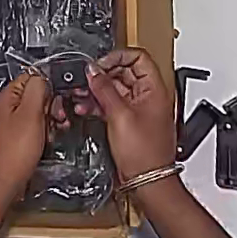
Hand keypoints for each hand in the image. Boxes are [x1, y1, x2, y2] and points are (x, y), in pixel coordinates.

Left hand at [0, 72, 54, 205]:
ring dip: (49, 119)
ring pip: (36, 112)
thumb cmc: (16, 150)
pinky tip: (47, 140)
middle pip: (35, 95)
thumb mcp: (30, 113)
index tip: (56, 99)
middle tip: (57, 118)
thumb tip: (42, 75)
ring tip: (53, 131)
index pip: (31, 77)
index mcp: (7, 97)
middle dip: (50, 105)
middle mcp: (6, 108)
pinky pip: (33, 127)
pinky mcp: (14, 138)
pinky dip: (43, 131)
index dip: (47, 86)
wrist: (4, 183)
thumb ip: (37, 89)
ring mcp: (9, 124)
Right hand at [74, 48, 177, 182]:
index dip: (117, 56)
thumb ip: (104, 89)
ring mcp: (139, 108)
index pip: (138, 57)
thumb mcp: (119, 115)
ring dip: (98, 90)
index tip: (100, 64)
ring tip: (82, 95)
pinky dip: (100, 103)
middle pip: (125, 71)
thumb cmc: (145, 154)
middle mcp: (149, 95)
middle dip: (103, 74)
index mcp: (154, 88)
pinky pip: (113, 103)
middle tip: (87, 80)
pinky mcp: (130, 120)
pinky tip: (87, 107)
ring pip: (116, 88)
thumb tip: (93, 70)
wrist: (147, 181)